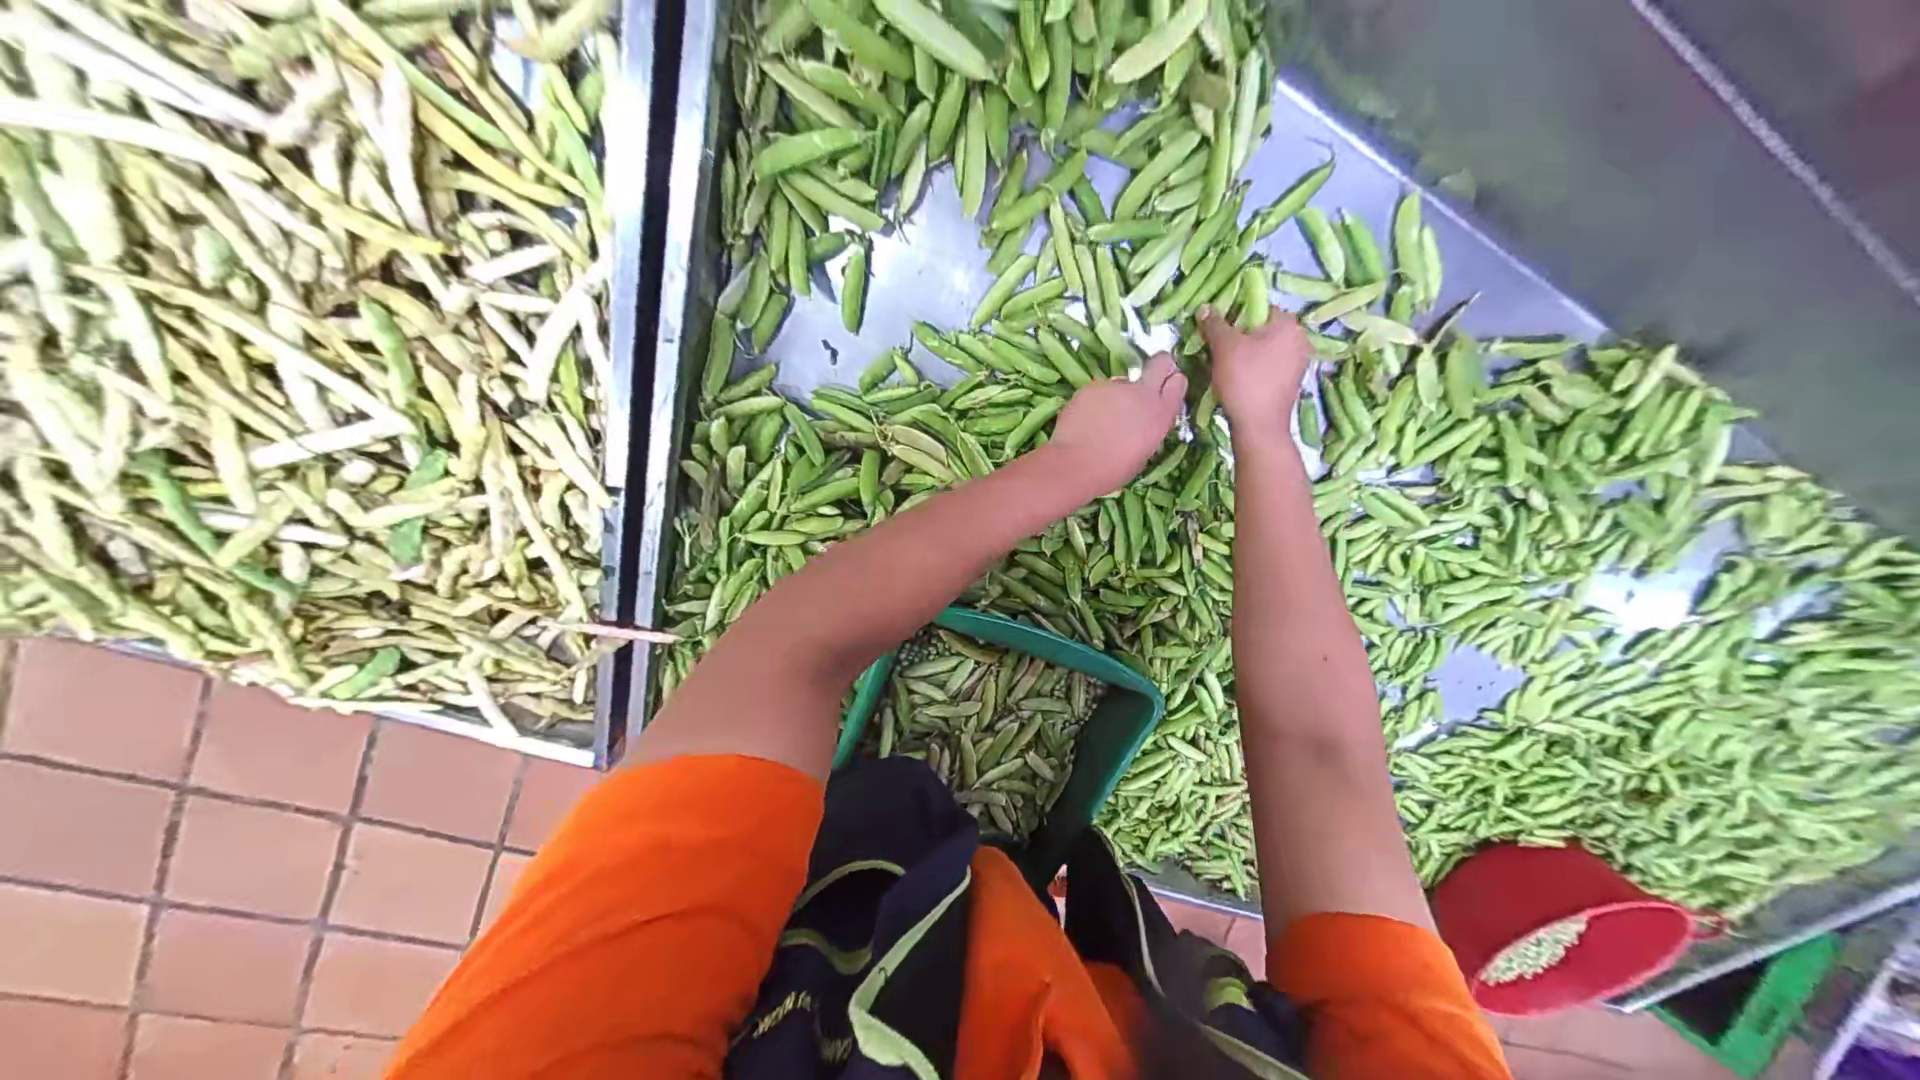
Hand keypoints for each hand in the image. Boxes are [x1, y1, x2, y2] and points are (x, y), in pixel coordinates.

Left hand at [1042, 352, 1187, 498]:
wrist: (1076, 465)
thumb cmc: (1113, 470)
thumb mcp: (1143, 451)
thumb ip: (1147, 428)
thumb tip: (1140, 420)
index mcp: (1160, 414)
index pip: (1178, 383)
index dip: (1171, 382)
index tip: (1164, 387)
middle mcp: (1143, 394)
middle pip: (1160, 364)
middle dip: (1158, 366)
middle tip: (1148, 379)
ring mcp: (1116, 386)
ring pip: (1121, 382)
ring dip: (1115, 396)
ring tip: (1099, 421)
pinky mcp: (1092, 386)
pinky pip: (1098, 391)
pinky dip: (1093, 403)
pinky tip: (1083, 421)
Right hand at [1199, 305, 1311, 437]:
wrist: (1259, 425)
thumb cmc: (1244, 380)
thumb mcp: (1224, 347)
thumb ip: (1215, 324)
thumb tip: (1205, 307)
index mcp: (1289, 324)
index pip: (1260, 308)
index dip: (1237, 317)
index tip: (1222, 334)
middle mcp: (1300, 339)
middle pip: (1263, 329)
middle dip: (1241, 338)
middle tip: (1221, 352)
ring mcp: (1299, 362)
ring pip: (1266, 349)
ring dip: (1247, 355)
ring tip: (1228, 369)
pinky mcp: (1292, 382)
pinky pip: (1270, 366)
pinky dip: (1256, 370)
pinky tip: (1241, 382)